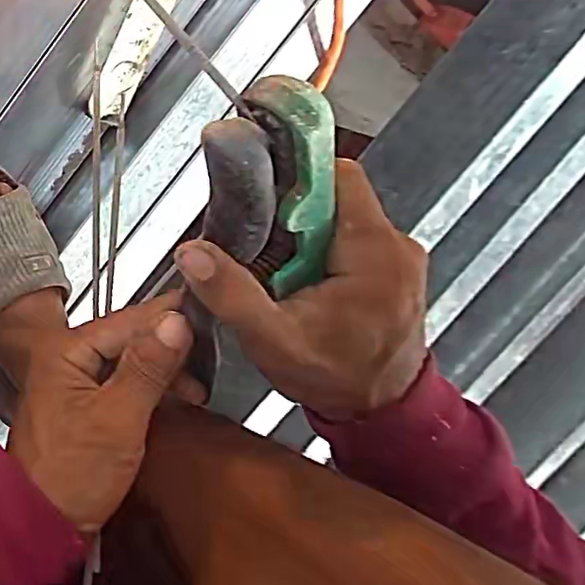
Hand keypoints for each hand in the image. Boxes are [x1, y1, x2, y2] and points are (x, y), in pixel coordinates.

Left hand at [5, 299, 193, 532]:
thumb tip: (174, 324)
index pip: (124, 320)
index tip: (200, 305)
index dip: (165, 315)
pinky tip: (172, 399)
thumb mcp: (118, 417)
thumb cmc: (69, 472)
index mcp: (63, 350)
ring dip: (160, 369)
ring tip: (194, 386)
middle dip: (166, 345)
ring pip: (125, 361)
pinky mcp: (82, 404)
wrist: (42, 518)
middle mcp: (64, 357)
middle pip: (125, 338)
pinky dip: (148, 388)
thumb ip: (147, 368)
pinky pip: (120, 383)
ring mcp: (72, 380)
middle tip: (206, 354)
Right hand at [174, 158, 427, 421]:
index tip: (254, 185)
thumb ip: (230, 293)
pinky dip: (304, 241)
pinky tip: (286, 271)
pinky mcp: (381, 262)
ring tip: (268, 263)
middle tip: (252, 243)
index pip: (334, 174)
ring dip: (289, 227)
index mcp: (374, 252)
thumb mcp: (271, 339)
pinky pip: (335, 229)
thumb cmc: (337, 377)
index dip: (289, 173)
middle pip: (323, 191)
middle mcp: (392, 245)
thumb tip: (192, 253)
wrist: (379, 411)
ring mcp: (390, 252)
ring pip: (326, 209)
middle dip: (280, 208)